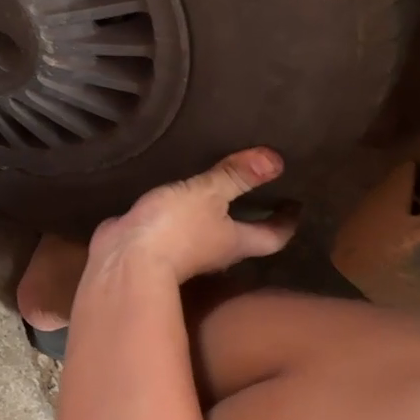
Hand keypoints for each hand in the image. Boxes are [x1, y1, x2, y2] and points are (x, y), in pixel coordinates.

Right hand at [88, 148, 296, 282]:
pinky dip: (182, 213)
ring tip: (213, 186)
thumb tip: (277, 160)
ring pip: (210, 232)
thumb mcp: (208, 194)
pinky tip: (173, 195)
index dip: (287, 221)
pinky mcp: (157, 244)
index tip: (295, 203)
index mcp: (236, 242)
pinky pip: (178, 227)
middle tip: (255, 188)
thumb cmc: (175, 229)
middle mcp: (216, 251)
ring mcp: (186, 252)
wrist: (125, 259)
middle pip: (244, 237)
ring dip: (215, 215)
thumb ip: (236, 177)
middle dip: (251, 216)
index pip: (274, 235)